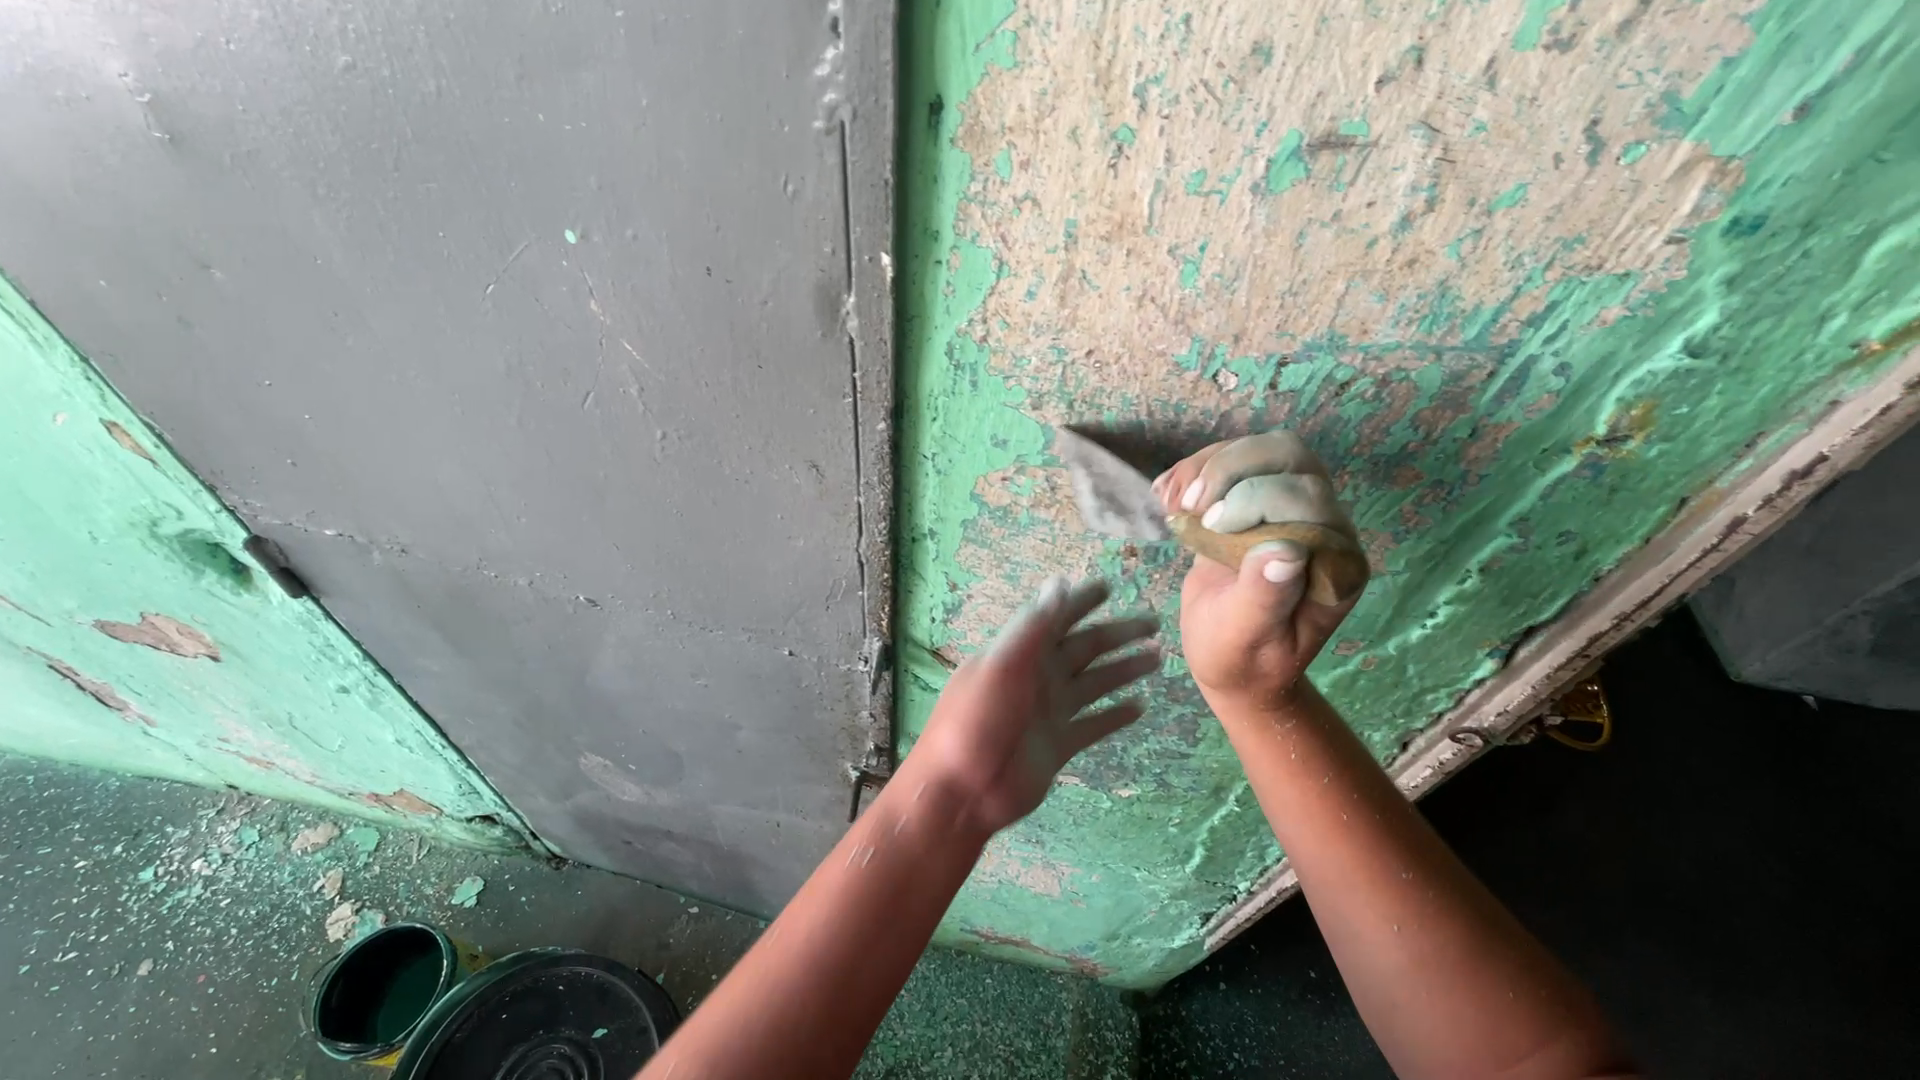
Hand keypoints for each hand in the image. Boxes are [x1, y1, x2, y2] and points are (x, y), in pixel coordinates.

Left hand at [909, 576, 1158, 835]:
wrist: (963, 790)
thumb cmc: (975, 720)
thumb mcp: (1001, 665)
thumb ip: (1032, 627)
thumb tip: (1059, 583)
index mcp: (1019, 654)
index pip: (1055, 618)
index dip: (1080, 602)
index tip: (1109, 586)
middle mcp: (1037, 678)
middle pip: (1084, 648)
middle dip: (1117, 634)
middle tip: (1154, 622)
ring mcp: (1049, 712)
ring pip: (1095, 684)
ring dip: (1124, 669)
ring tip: (1157, 657)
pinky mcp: (1059, 745)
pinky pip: (1093, 725)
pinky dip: (1115, 716)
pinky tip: (1140, 707)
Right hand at [1152, 431, 1360, 707]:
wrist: (1228, 662)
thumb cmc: (1242, 660)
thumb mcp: (1249, 638)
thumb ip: (1268, 597)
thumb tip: (1285, 552)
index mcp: (1335, 561)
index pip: (1307, 497)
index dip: (1257, 496)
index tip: (1211, 524)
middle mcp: (1322, 526)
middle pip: (1289, 457)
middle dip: (1233, 467)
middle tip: (1190, 505)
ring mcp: (1289, 511)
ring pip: (1260, 451)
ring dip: (1210, 464)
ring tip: (1174, 503)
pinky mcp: (1255, 506)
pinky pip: (1233, 463)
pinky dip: (1195, 469)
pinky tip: (1168, 497)